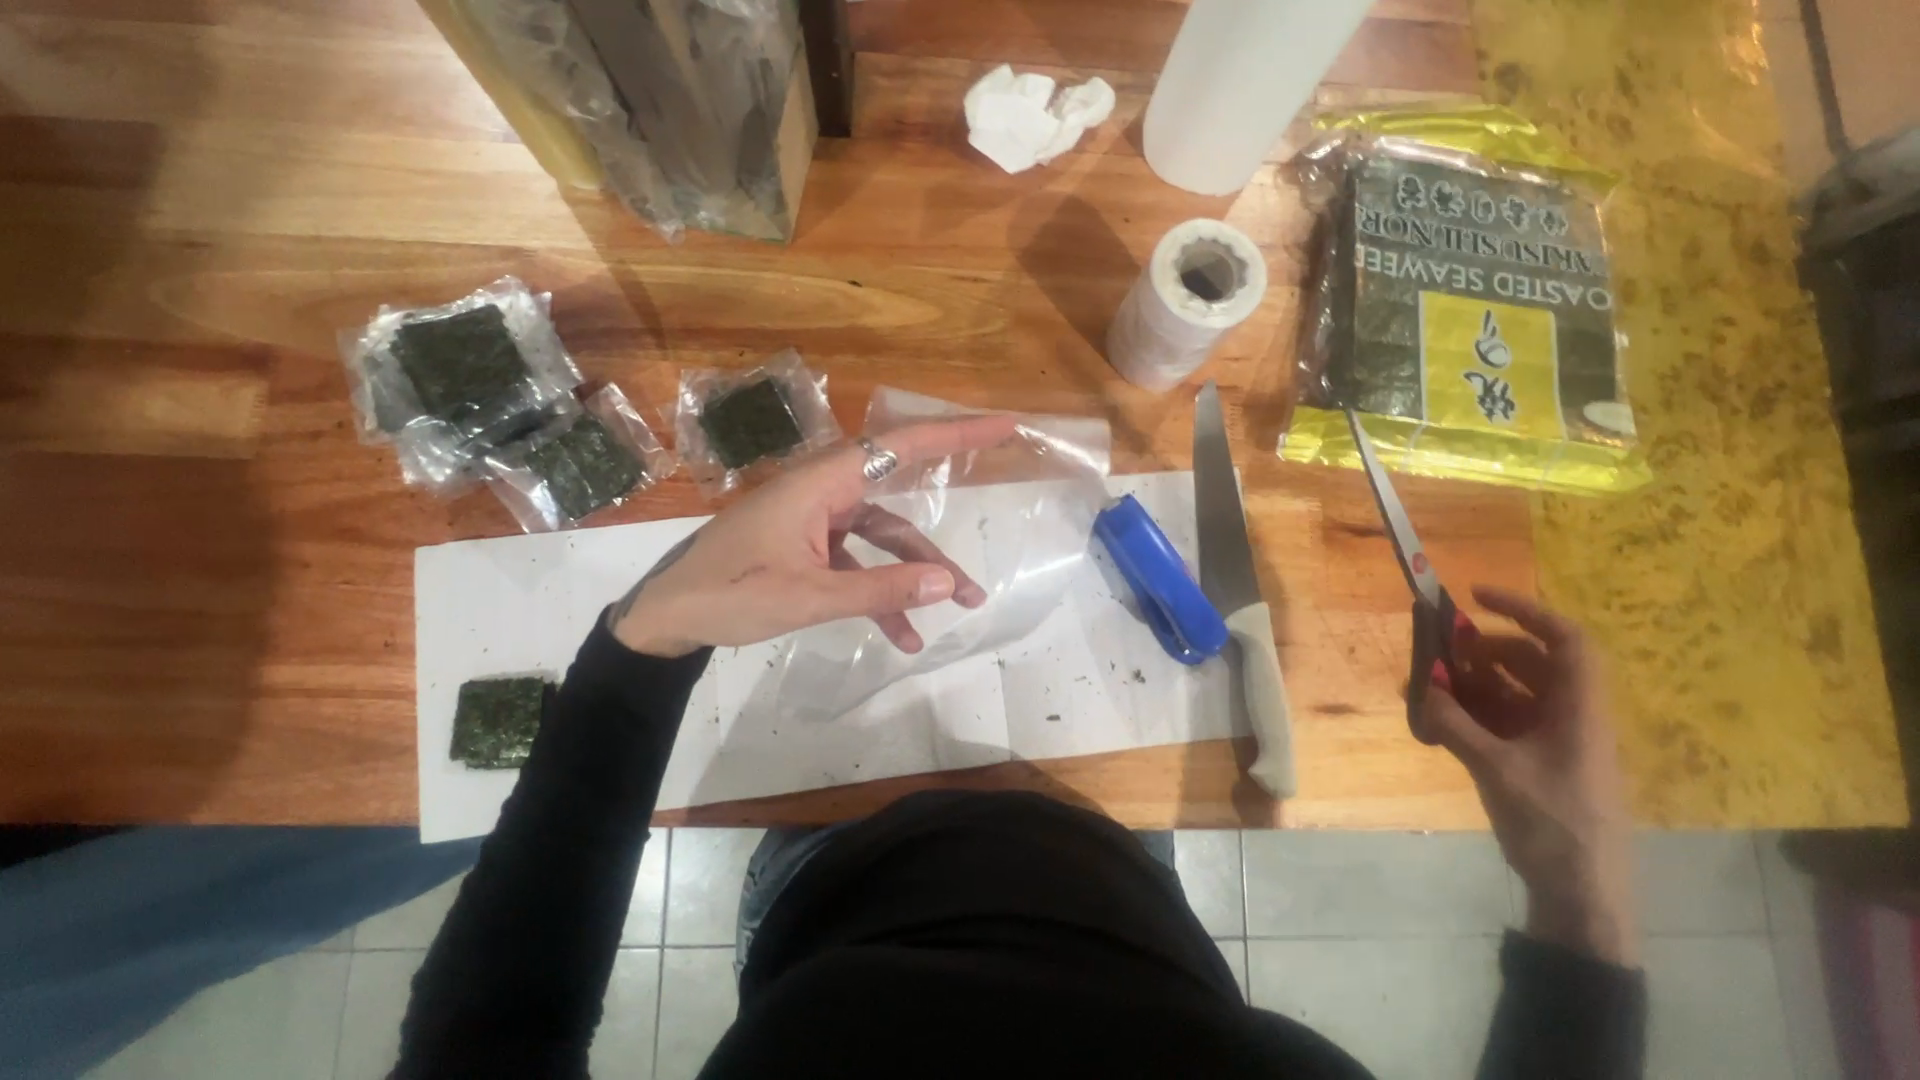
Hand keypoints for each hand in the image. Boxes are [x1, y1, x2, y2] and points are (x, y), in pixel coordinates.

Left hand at [609, 415, 1021, 657]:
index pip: (898, 447)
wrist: (668, 617)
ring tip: (963, 606)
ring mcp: (814, 523)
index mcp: (819, 485)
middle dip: (945, 516)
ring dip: (918, 572)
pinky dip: (880, 594)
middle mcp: (822, 494)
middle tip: (1001, 483)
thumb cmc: (730, 594)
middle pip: (899, 495)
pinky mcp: (806, 550)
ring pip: (882, 539)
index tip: (1002, 426)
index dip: (954, 435)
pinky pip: (857, 565)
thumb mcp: (809, 597)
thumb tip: (948, 581)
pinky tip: (905, 636)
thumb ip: (880, 590)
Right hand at [1419, 586, 1637, 965]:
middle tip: (1440, 646)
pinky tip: (1439, 717)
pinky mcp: (1541, 764)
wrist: (1582, 893)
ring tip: (1430, 681)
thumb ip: (1454, 724)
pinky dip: (1474, 712)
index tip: (1476, 597)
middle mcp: (1572, 716)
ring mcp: (1557, 741)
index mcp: (1580, 710)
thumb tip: (1419, 686)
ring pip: (1516, 691)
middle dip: (1486, 647)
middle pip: (1534, 661)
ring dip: (1474, 680)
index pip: (1565, 639)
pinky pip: (1506, 721)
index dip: (1525, 609)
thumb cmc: (1552, 823)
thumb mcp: (1495, 769)